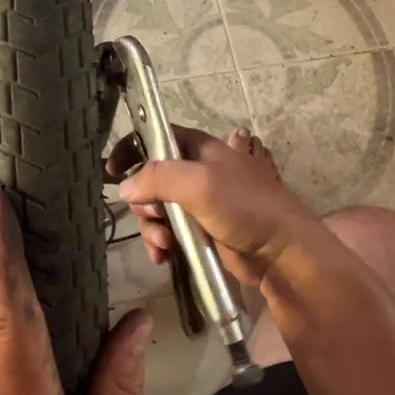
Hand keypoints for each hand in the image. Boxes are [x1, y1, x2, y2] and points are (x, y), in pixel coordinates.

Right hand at [107, 125, 315, 288]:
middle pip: (150, 178)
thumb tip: (125, 187)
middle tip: (153, 217)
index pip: (156, 137)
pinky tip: (163, 257)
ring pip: (157, 209)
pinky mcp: (201, 231)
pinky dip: (161, 243)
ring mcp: (198, 203)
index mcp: (199, 149)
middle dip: (143, 201)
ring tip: (162, 244)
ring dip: (151, 227)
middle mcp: (196, 171)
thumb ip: (157, 177)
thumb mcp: (199, 183)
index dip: (132, 149)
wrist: (281, 253)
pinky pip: (169, 232)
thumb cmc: (244, 206)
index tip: (112, 171)